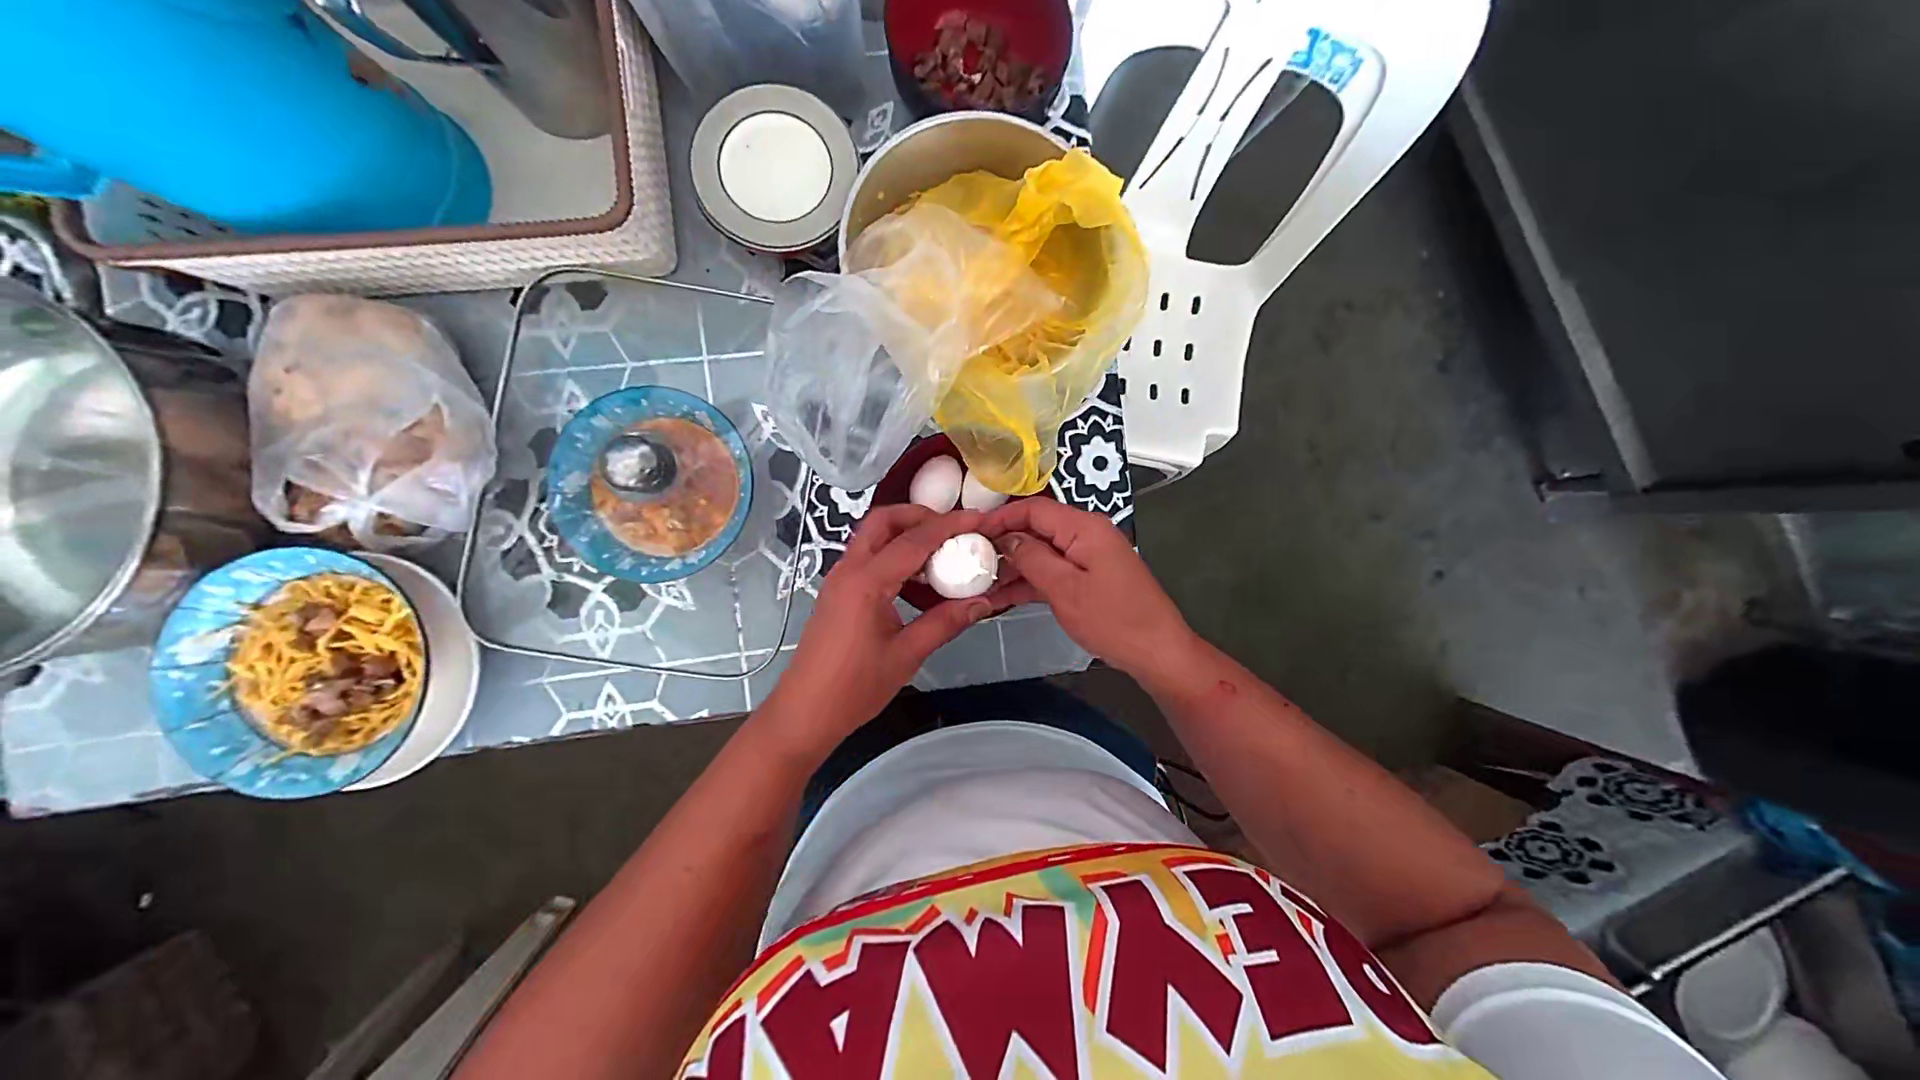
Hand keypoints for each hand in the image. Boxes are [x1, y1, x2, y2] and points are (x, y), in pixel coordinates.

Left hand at [760, 504, 1013, 754]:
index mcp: (866, 581)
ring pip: (873, 537)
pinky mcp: (837, 593)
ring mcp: (839, 580)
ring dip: (906, 535)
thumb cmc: (854, 687)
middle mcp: (849, 570)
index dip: (949, 526)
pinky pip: (868, 559)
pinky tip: (918, 581)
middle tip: (954, 529)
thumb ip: (945, 623)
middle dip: (920, 516)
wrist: (805, 712)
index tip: (979, 519)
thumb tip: (982, 603)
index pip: (914, 540)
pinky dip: (894, 556)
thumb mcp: (907, 655)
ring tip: (942, 553)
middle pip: (883, 521)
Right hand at [979, 499, 1199, 683]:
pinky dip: (1031, 581)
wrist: (1157, 652)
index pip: (1033, 509)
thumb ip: (1032, 558)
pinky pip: (1054, 571)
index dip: (999, 518)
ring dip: (1013, 567)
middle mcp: (1086, 534)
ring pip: (1042, 552)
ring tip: (979, 583)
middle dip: (1003, 544)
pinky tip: (1003, 596)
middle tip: (969, 560)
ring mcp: (1088, 556)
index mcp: (1084, 527)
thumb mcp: (1064, 589)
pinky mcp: (1089, 577)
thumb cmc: (1113, 620)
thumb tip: (1006, 539)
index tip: (969, 531)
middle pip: (1036, 529)